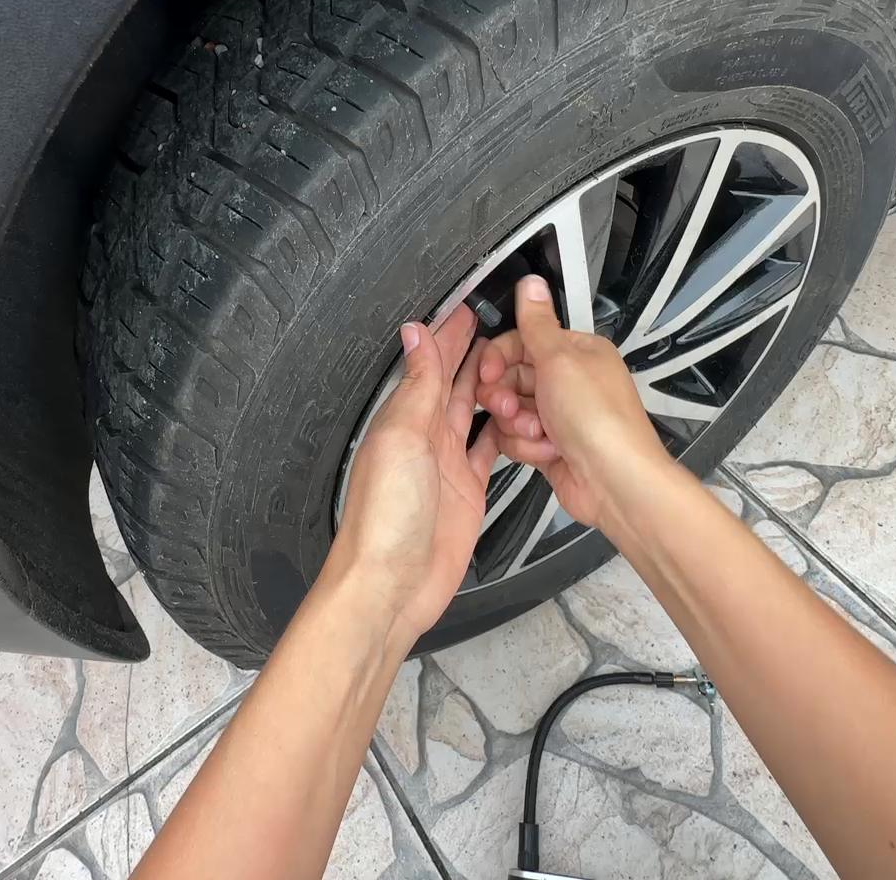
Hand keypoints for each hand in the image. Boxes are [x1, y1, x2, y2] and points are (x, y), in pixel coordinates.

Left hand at [329, 306, 499, 643]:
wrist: (391, 584)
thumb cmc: (384, 519)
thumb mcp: (402, 437)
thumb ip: (416, 386)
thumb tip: (415, 335)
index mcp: (404, 419)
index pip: (431, 365)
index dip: (449, 336)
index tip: (468, 311)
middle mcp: (424, 438)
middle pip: (454, 383)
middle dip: (473, 353)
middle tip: (496, 327)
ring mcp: (446, 465)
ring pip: (473, 413)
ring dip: (490, 388)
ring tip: (511, 365)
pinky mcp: (466, 491)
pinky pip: (488, 451)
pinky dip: (502, 433)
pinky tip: (510, 419)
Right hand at [475, 276, 677, 532]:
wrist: (614, 482)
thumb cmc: (601, 422)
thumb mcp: (560, 360)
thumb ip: (537, 322)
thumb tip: (531, 283)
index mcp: (576, 352)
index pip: (520, 342)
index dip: (498, 358)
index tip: (488, 372)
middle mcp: (568, 381)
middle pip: (510, 378)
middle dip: (506, 396)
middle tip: (512, 406)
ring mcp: (559, 415)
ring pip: (509, 411)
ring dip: (518, 424)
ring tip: (539, 431)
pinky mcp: (549, 445)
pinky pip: (516, 438)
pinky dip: (526, 446)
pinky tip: (546, 450)